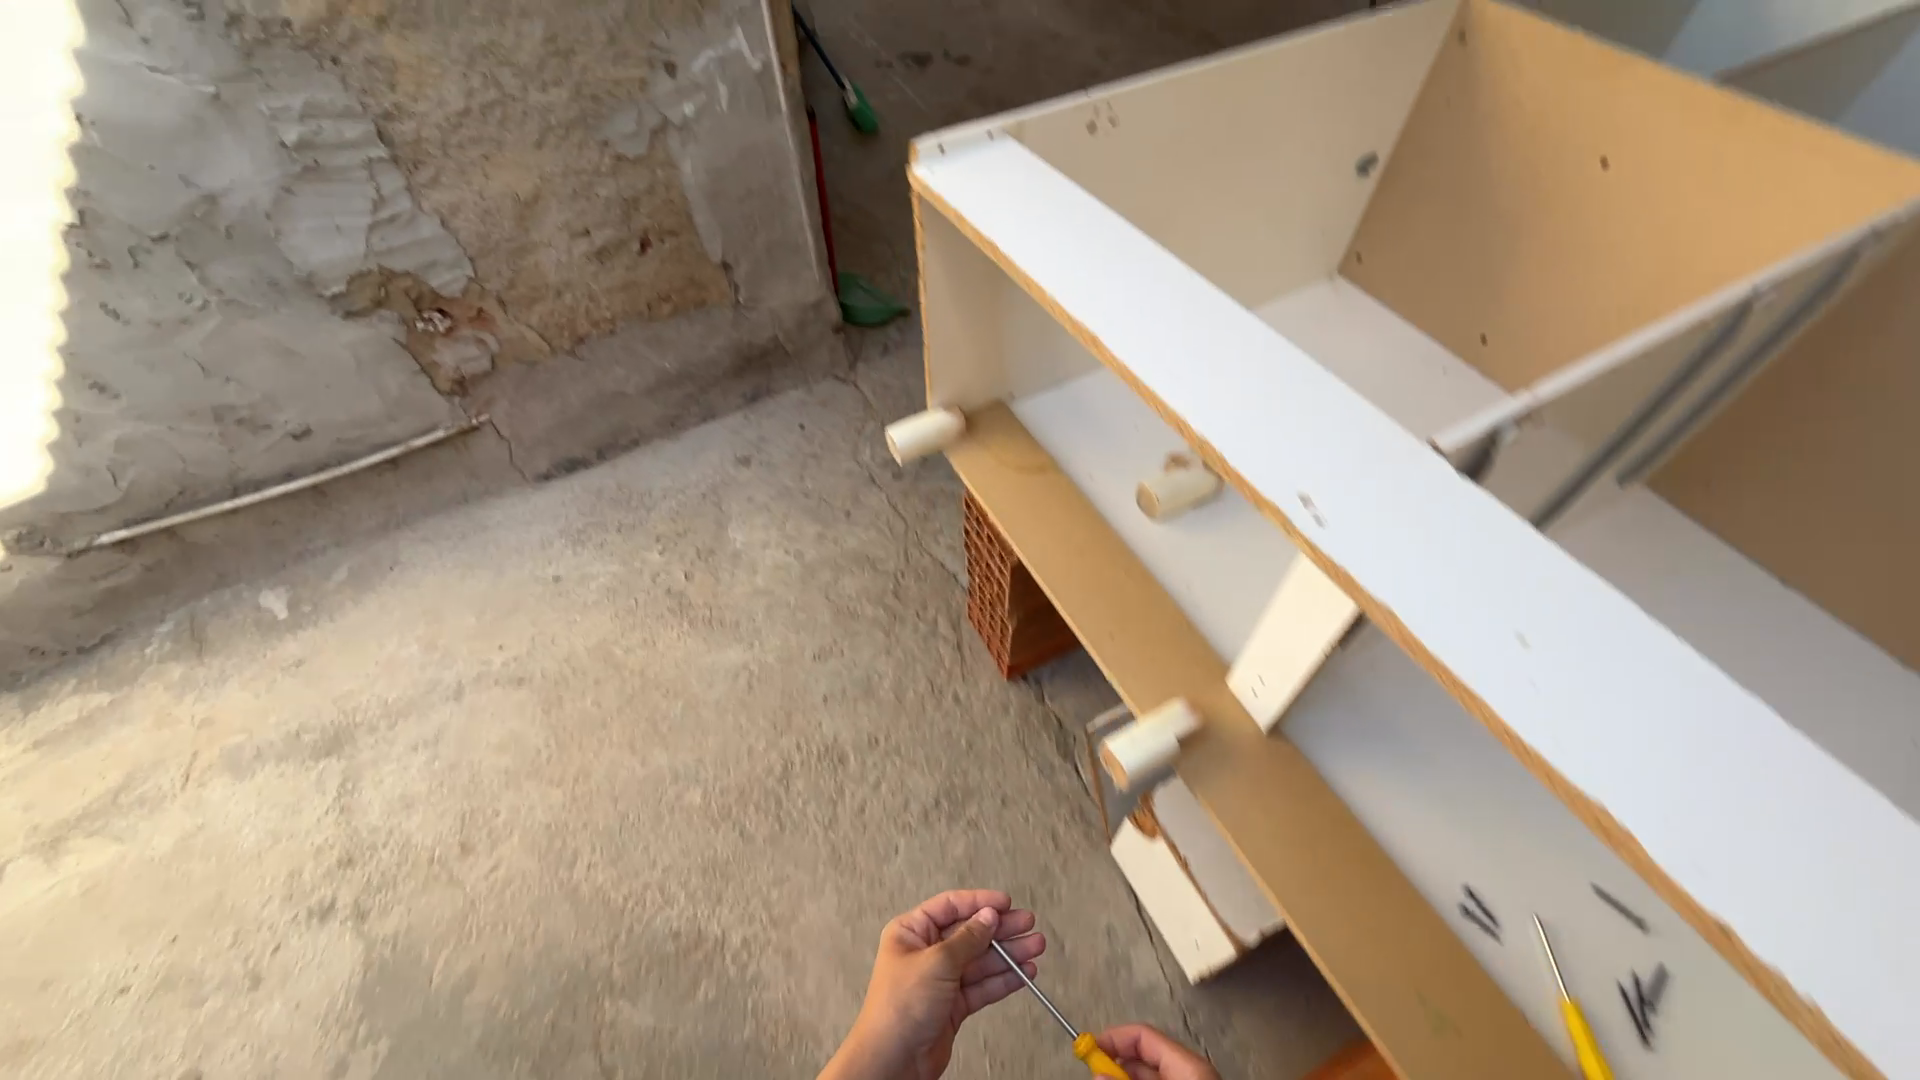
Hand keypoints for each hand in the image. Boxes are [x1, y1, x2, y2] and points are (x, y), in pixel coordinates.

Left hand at [822, 889, 1046, 1079]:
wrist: (893, 1061)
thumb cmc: (898, 1009)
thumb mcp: (937, 962)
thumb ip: (967, 938)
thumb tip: (988, 916)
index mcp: (912, 932)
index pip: (951, 906)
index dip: (979, 902)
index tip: (1005, 903)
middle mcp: (926, 952)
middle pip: (970, 933)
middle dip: (1001, 928)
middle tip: (1027, 923)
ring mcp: (941, 979)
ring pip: (981, 960)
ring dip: (1008, 954)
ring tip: (1034, 947)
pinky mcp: (952, 1005)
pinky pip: (982, 986)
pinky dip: (1003, 980)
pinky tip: (1023, 973)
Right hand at [1095, 1024, 1219, 1079]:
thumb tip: (1099, 1073)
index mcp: (1189, 1062)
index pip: (1143, 1033)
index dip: (1113, 1037)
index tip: (1090, 1047)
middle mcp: (1191, 1069)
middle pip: (1144, 1054)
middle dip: (1117, 1061)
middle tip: (1097, 1073)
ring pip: (1150, 1072)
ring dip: (1126, 1076)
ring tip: (1106, 1079)